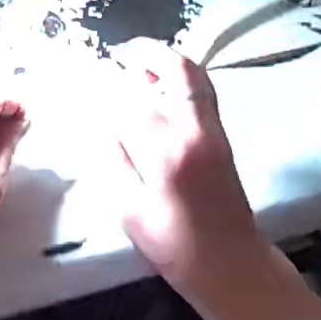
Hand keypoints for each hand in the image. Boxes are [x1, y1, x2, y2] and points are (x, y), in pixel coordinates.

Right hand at [111, 39, 269, 300]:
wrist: (233, 265)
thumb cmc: (176, 248)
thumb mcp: (129, 212)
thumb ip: (113, 162)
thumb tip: (104, 125)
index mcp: (167, 154)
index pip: (131, 103)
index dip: (107, 90)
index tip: (87, 82)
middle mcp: (194, 131)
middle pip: (174, 71)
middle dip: (143, 55)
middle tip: (119, 54)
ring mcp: (213, 128)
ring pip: (193, 74)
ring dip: (165, 58)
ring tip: (138, 59)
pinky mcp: (221, 132)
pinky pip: (202, 87)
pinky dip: (180, 73)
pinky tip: (160, 80)